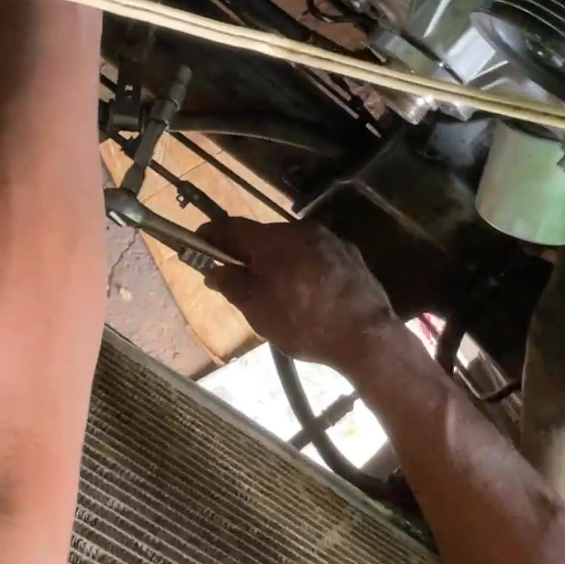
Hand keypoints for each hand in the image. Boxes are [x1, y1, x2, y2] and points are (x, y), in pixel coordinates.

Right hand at [195, 219, 397, 369]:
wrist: (366, 336)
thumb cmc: (304, 323)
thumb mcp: (257, 310)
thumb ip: (232, 284)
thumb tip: (214, 269)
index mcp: (273, 239)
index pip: (232, 227)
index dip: (212, 234)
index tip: (198, 242)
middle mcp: (301, 230)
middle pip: (263, 237)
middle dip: (247, 253)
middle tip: (236, 277)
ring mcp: (329, 240)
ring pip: (291, 246)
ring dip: (277, 261)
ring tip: (275, 291)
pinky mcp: (349, 255)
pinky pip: (314, 256)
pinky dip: (302, 268)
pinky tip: (306, 294)